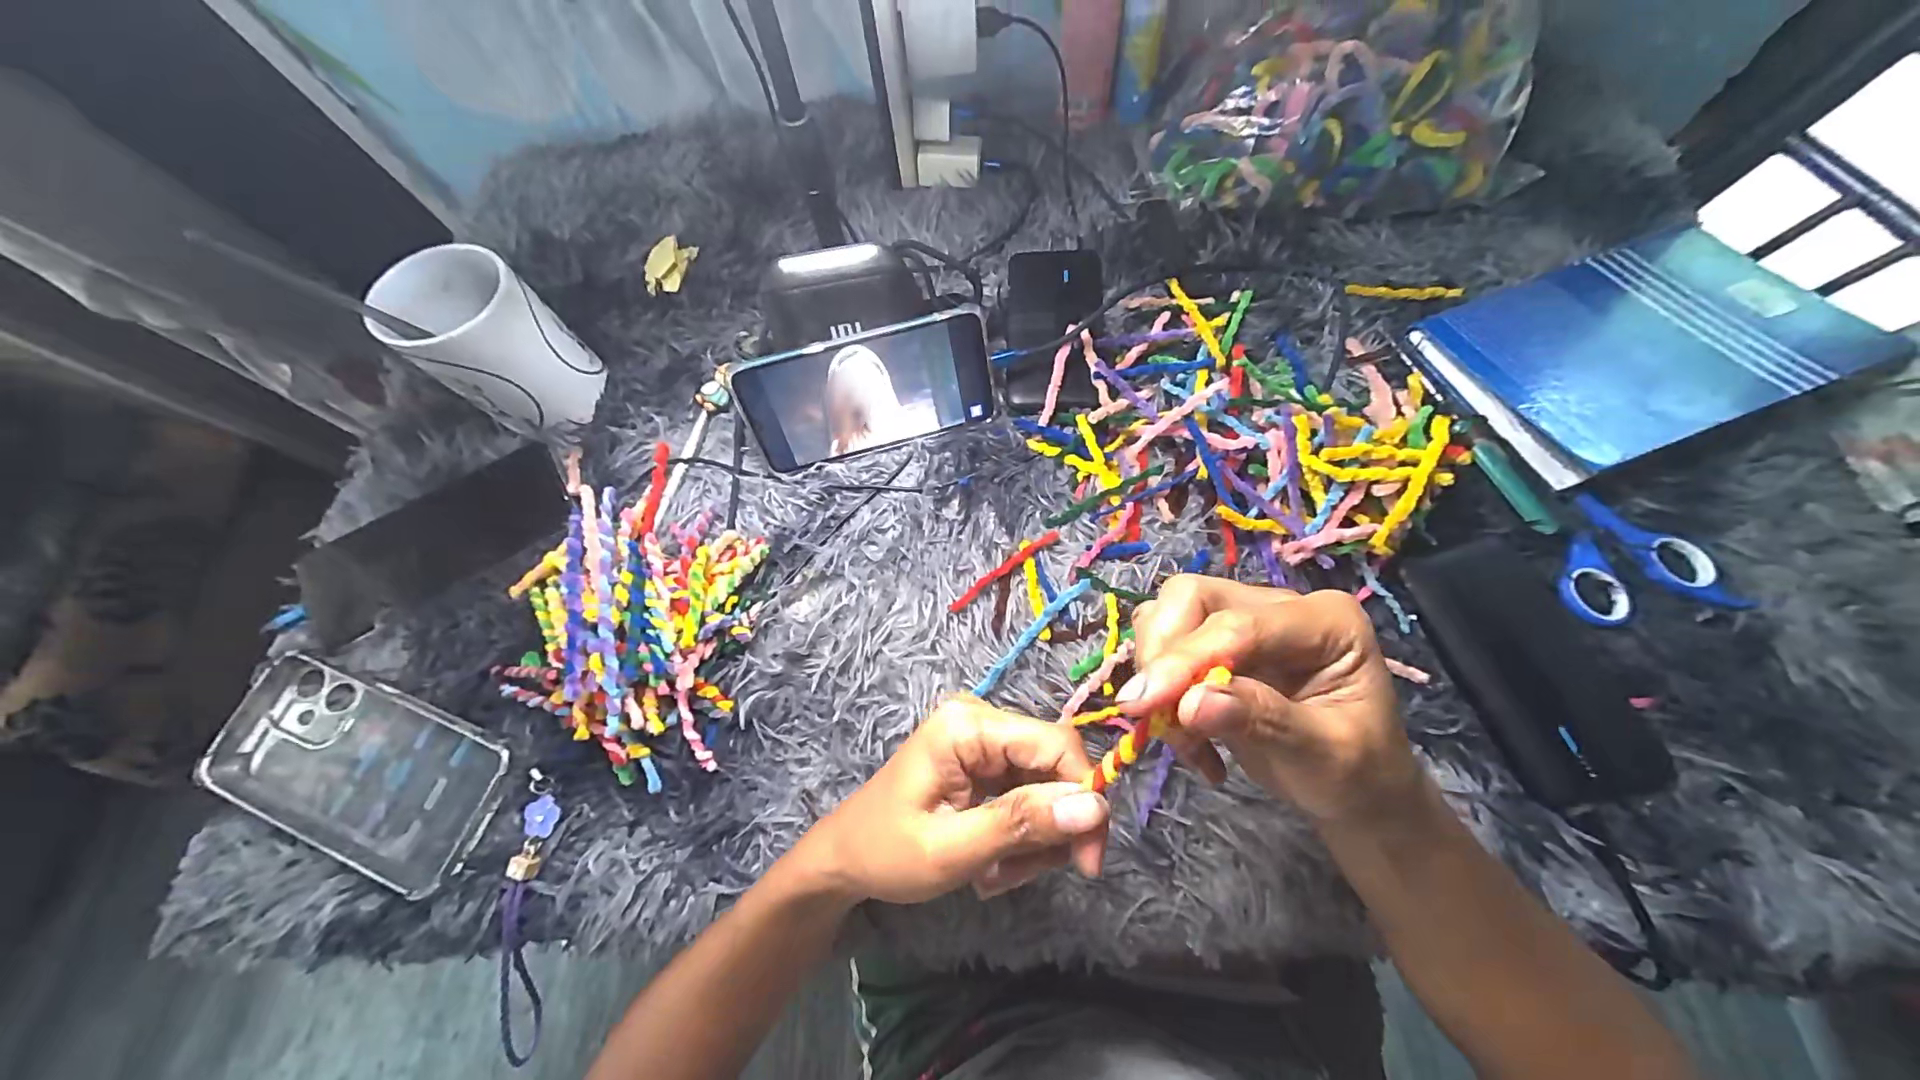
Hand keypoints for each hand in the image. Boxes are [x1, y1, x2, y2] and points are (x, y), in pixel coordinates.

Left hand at [792, 697, 1110, 904]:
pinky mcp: (984, 760)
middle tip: (1017, 875)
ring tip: (993, 873)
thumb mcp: (951, 849)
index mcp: (967, 724)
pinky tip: (992, 861)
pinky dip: (1022, 835)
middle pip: (1054, 765)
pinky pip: (1029, 794)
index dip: (1084, 797)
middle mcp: (980, 718)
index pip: (1055, 743)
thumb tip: (1094, 807)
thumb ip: (1021, 824)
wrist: (844, 858)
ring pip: (1046, 786)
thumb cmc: (886, 853)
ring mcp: (983, 738)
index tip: (1088, 860)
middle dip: (1050, 828)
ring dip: (1034, 839)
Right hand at [1119, 575, 1423, 824]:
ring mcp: (1240, 619)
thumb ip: (1261, 720)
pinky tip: (1186, 739)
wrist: (1355, 789)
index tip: (1144, 703)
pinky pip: (1161, 647)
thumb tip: (1190, 703)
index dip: (1187, 659)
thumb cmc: (1356, 773)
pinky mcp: (1211, 643)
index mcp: (1324, 621)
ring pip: (1167, 615)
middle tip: (1148, 711)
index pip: (1240, 625)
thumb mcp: (1323, 756)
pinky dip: (1158, 691)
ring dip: (1155, 675)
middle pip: (1191, 597)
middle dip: (1162, 653)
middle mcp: (1277, 606)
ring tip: (1180, 737)